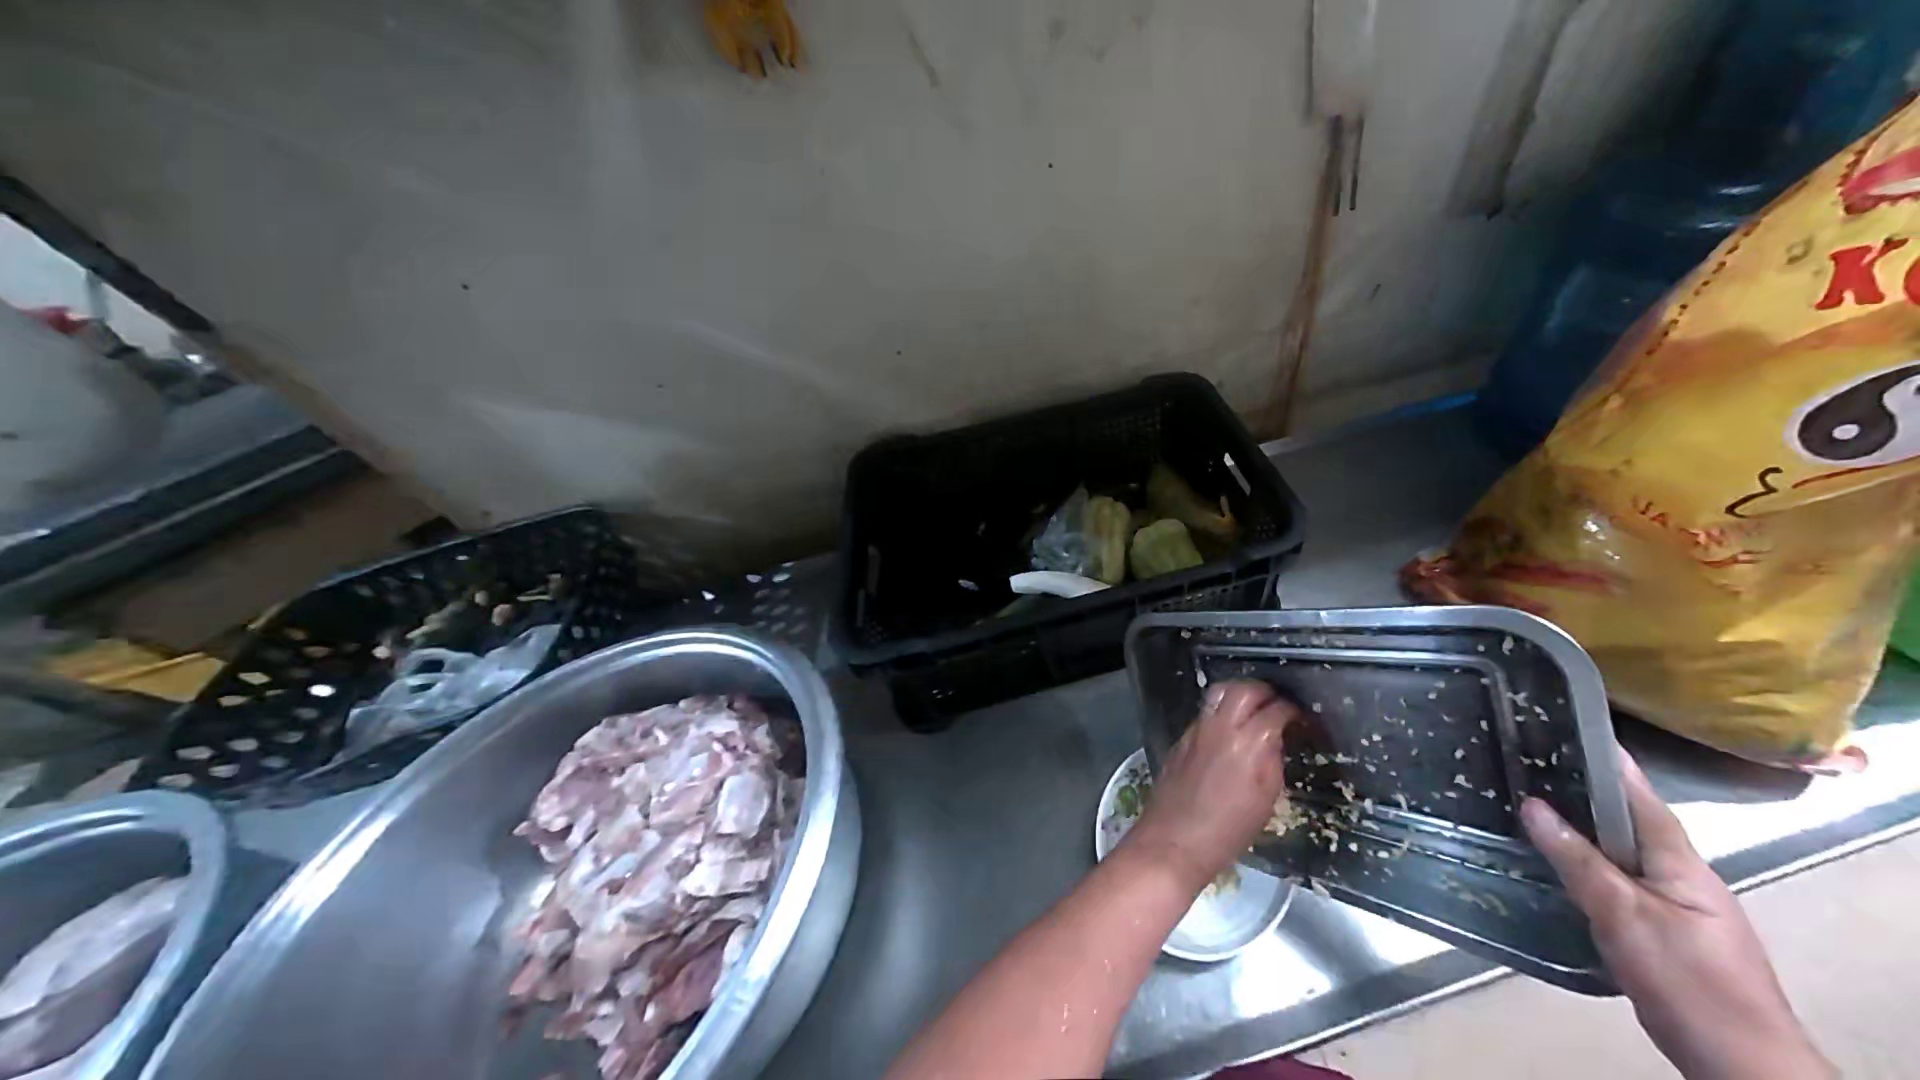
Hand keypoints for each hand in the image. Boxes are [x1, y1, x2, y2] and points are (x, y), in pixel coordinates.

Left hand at [1122, 680, 1297, 891]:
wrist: (1175, 839)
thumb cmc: (1229, 831)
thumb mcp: (1266, 798)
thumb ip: (1272, 760)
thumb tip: (1274, 738)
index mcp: (1250, 744)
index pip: (1276, 711)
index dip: (1293, 711)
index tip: (1301, 717)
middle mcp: (1221, 728)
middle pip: (1244, 690)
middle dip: (1265, 691)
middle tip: (1278, 703)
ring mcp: (1197, 729)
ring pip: (1219, 693)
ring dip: (1239, 694)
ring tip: (1253, 707)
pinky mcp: (1181, 737)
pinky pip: (1204, 712)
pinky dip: (1220, 711)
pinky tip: (1228, 729)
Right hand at [1521, 751, 1835, 1079]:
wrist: (1739, 1062)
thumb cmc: (1686, 979)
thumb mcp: (1623, 915)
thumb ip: (1578, 859)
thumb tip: (1533, 805)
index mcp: (1680, 861)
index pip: (1639, 796)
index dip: (1606, 760)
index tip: (1567, 724)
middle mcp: (1680, 873)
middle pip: (1625, 819)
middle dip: (1579, 788)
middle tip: (1526, 761)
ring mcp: (1673, 902)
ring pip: (1616, 849)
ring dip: (1577, 825)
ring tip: (1525, 801)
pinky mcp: (1659, 926)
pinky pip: (1613, 875)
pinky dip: (1581, 858)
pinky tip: (1551, 857)